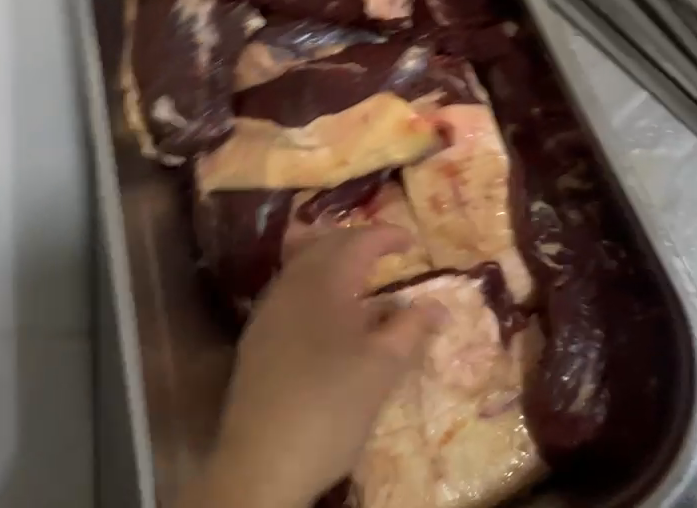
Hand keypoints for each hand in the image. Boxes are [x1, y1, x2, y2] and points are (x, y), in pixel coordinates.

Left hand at [183, 226, 444, 507]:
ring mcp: (269, 309)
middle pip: (325, 244)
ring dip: (332, 260)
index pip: (359, 241)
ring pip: (302, 264)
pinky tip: (327, 312)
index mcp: (325, 280)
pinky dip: (314, 284)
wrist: (261, 461)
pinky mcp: (257, 337)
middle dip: (357, 241)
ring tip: (359, 276)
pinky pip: (290, 289)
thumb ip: (412, 329)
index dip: (387, 236)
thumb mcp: (383, 368)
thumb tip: (438, 306)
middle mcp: (292, 284)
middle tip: (386, 251)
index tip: (412, 242)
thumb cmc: (331, 406)